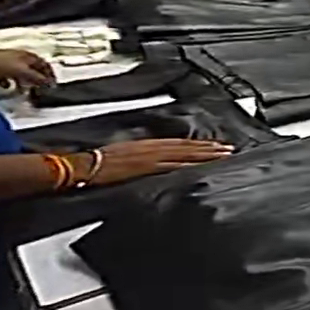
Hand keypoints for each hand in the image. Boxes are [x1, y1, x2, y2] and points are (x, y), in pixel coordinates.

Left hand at [0, 49, 54, 89]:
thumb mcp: (23, 72)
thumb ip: (38, 78)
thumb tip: (49, 83)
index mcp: (26, 55)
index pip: (44, 64)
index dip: (50, 74)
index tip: (52, 83)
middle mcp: (16, 57)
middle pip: (31, 68)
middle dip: (36, 78)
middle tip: (39, 87)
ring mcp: (3, 62)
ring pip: (19, 73)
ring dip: (23, 81)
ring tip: (24, 88)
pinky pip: (5, 76)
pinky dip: (8, 82)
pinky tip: (7, 86)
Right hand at [76, 140, 233, 186]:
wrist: (80, 166)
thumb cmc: (96, 161)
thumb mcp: (124, 152)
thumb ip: (144, 154)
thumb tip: (157, 158)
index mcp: (147, 144)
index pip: (180, 142)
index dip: (199, 144)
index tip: (216, 144)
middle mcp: (153, 148)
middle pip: (188, 147)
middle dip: (210, 148)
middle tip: (230, 149)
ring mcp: (151, 157)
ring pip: (186, 154)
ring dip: (207, 155)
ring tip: (225, 155)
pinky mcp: (147, 167)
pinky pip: (174, 165)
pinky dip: (190, 164)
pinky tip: (203, 165)